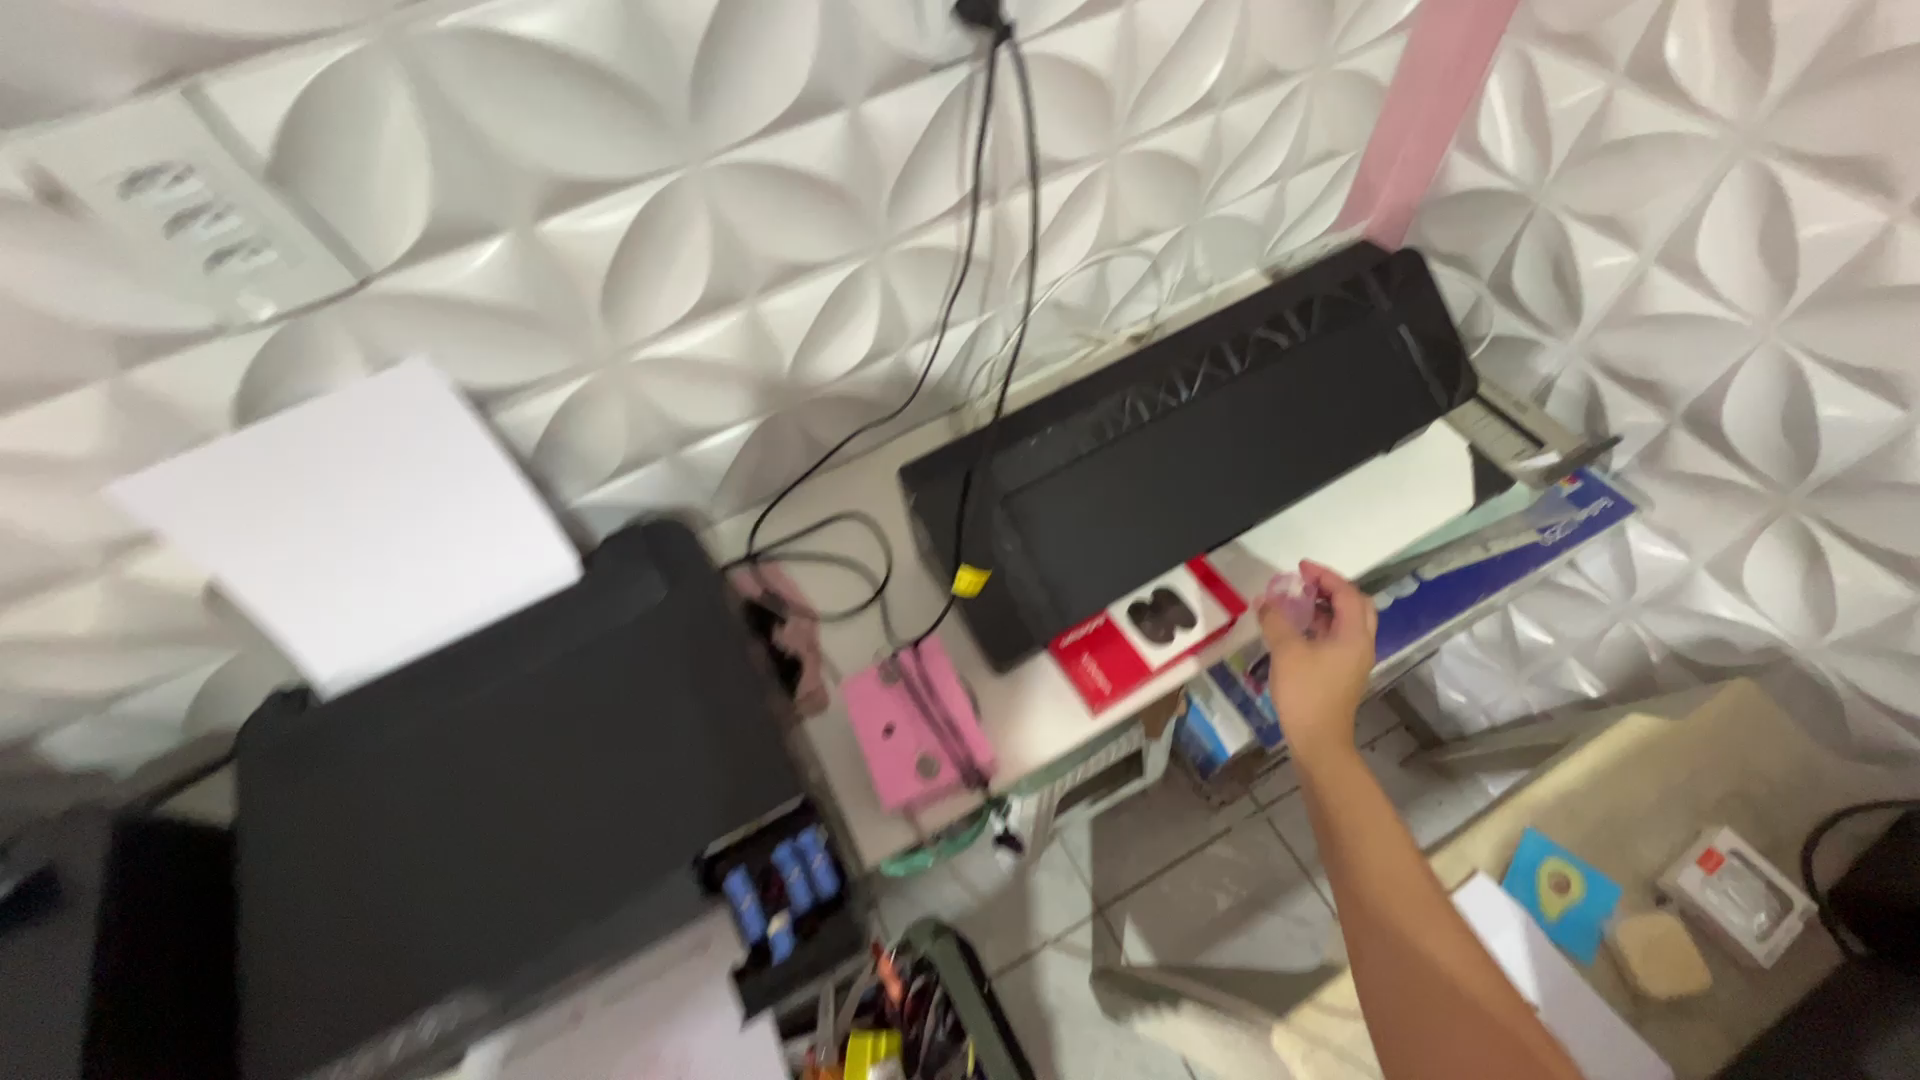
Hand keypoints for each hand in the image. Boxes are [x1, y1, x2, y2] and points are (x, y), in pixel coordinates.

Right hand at [1257, 560, 1377, 761]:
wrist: (1318, 739)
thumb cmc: (1306, 692)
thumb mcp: (1286, 651)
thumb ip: (1276, 621)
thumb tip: (1264, 602)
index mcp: (1354, 635)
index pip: (1346, 593)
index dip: (1324, 576)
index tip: (1300, 568)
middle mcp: (1361, 644)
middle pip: (1356, 605)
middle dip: (1332, 588)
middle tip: (1306, 582)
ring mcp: (1354, 660)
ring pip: (1348, 622)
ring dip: (1326, 606)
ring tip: (1298, 600)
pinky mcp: (1343, 672)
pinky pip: (1338, 637)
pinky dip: (1322, 624)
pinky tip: (1299, 628)